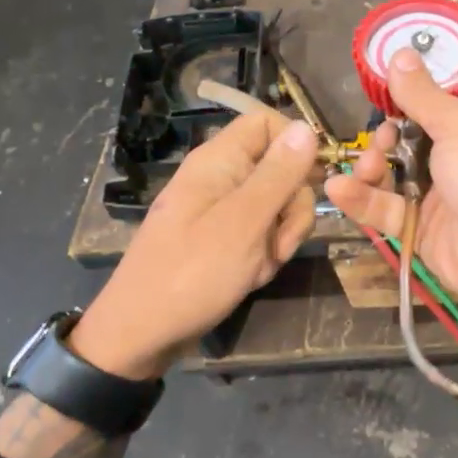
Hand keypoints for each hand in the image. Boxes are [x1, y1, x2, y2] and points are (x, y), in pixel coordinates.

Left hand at [69, 113, 318, 378]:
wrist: (141, 335)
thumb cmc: (191, 273)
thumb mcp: (245, 222)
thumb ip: (279, 174)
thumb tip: (306, 127)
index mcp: (218, 161)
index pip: (267, 122)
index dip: (296, 143)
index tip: (317, 177)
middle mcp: (221, 177)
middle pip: (281, 168)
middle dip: (293, 206)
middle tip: (281, 240)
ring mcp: (222, 209)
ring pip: (278, 205)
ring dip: (281, 236)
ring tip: (260, 265)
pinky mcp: (224, 238)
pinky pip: (262, 232)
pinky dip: (265, 253)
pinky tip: (251, 275)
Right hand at [323, 48, 457, 311]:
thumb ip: (422, 95)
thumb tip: (400, 52)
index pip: (430, 109)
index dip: (402, 105)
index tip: (380, 101)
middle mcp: (456, 159)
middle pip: (404, 142)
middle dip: (383, 140)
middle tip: (380, 144)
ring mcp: (437, 196)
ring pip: (390, 177)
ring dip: (369, 169)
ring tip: (364, 170)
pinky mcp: (419, 230)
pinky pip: (384, 210)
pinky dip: (360, 199)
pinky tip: (337, 189)